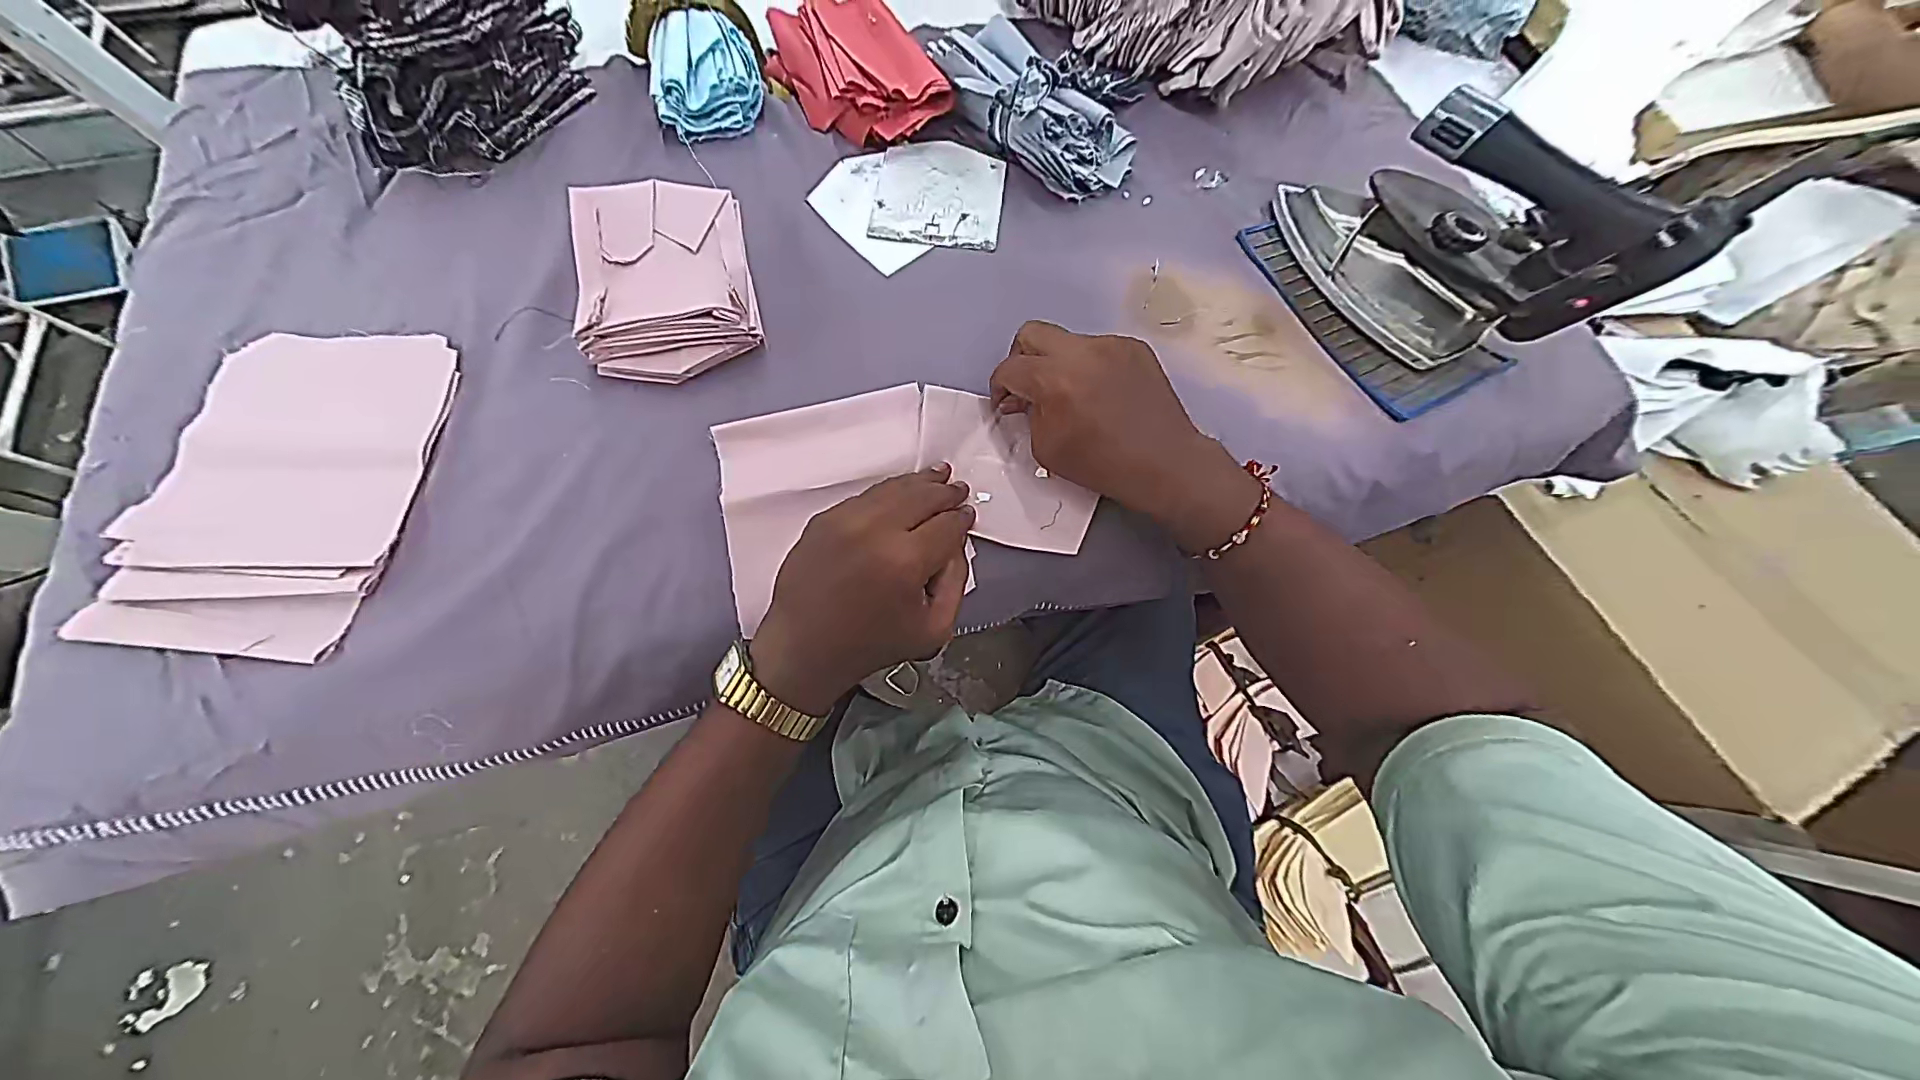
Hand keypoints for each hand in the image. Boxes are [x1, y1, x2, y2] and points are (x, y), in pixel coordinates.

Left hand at [749, 466, 973, 716]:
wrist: (805, 647)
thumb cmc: (868, 644)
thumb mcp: (934, 628)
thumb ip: (956, 581)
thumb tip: (956, 545)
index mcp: (905, 562)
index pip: (947, 524)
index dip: (962, 518)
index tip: (966, 516)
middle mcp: (874, 532)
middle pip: (922, 496)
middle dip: (945, 492)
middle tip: (957, 489)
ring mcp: (845, 521)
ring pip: (892, 489)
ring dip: (919, 482)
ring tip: (936, 476)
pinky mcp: (824, 520)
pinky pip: (865, 496)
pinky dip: (887, 492)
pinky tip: (900, 491)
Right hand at [989, 321, 1261, 552]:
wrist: (1164, 463)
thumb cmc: (1106, 464)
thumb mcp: (1047, 448)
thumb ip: (1029, 415)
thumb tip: (1025, 400)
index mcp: (1056, 379)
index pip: (1010, 368)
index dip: (1000, 387)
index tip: (1005, 401)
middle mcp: (1082, 353)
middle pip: (1031, 334)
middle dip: (1021, 359)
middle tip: (1026, 386)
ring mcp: (1111, 346)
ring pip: (1066, 340)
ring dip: (1057, 363)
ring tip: (1068, 395)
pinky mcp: (1134, 348)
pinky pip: (1097, 348)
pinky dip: (1088, 366)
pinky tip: (1098, 394)